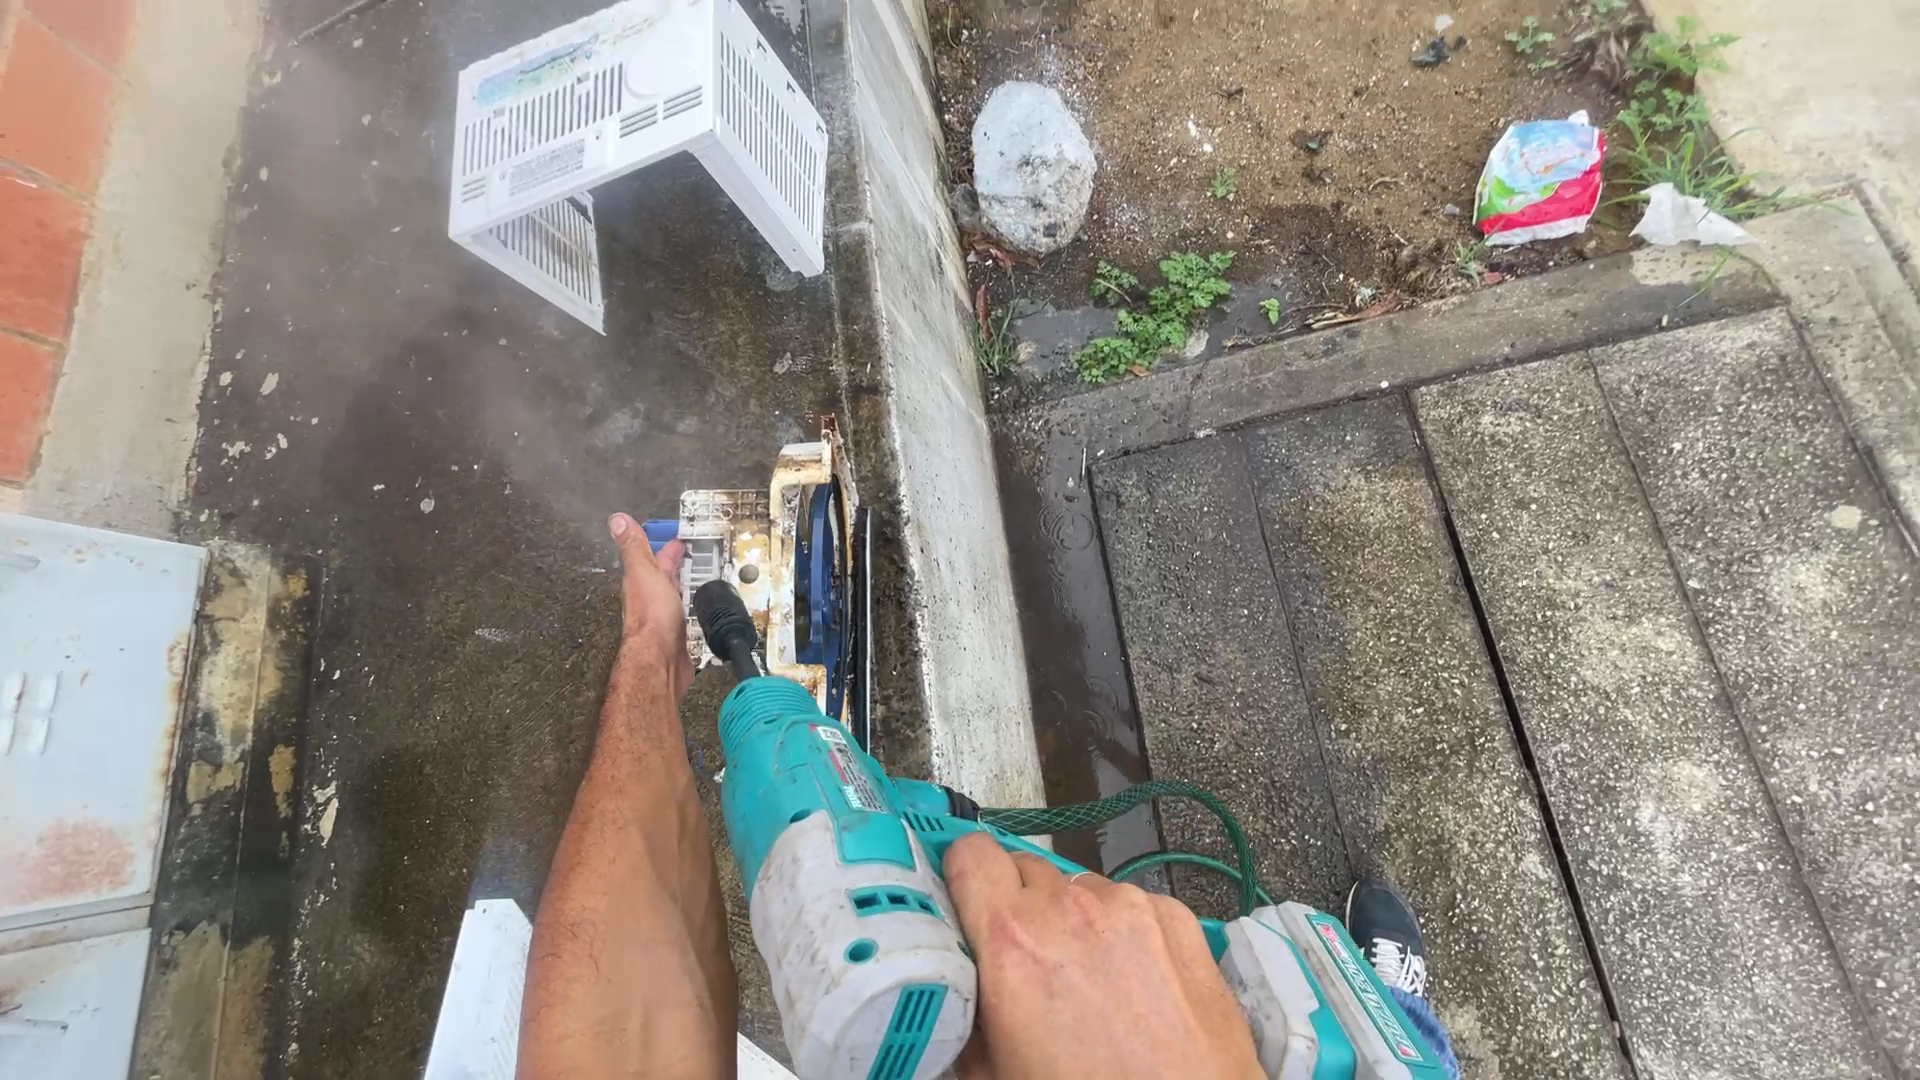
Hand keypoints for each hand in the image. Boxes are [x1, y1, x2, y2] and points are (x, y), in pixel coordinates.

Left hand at [608, 512, 694, 700]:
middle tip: (692, 553)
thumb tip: (618, 520)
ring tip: (701, 577)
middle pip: (667, 576)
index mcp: (643, 581)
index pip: (656, 557)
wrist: (660, 660)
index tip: (680, 535)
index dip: (668, 544)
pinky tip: (703, 608)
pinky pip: (690, 614)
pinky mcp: (681, 633)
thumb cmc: (651, 620)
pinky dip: (696, 606)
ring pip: (679, 594)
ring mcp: (667, 617)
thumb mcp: (643, 573)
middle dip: (678, 564)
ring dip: (688, 584)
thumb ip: (634, 547)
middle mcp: (653, 599)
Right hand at [945, 833, 1261, 1079]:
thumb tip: (957, 972)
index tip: (970, 900)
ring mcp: (1128, 905)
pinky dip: (1123, 931)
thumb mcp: (994, 1073)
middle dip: (1020, 906)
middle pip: (1024, 869)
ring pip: (1077, 887)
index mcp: (1013, 941)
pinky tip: (1137, 985)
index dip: (965, 875)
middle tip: (1031, 962)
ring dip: (1073, 919)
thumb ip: (966, 1008)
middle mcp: (1068, 907)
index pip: (971, 853)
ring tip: (1092, 982)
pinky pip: (1129, 903)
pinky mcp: (1175, 916)